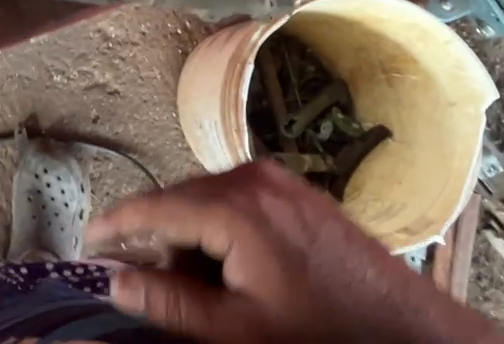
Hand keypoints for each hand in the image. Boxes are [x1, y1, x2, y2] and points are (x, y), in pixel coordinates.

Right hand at [83, 162, 503, 343]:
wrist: (415, 336)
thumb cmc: (321, 335)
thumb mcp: (237, 330)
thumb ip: (170, 302)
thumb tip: (117, 282)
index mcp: (232, 205)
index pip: (153, 208)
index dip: (116, 225)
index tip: (88, 241)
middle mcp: (249, 176)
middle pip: (179, 201)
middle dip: (162, 242)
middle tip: (158, 286)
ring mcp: (275, 179)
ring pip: (206, 201)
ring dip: (193, 239)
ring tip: (207, 290)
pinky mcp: (294, 190)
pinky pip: (237, 201)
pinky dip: (222, 231)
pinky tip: (234, 271)